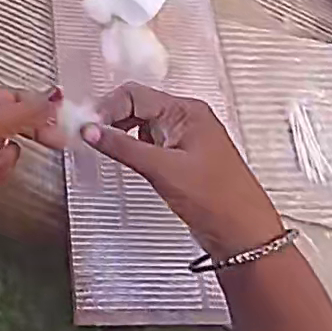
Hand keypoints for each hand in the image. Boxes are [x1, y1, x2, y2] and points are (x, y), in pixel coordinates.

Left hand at [0, 85, 57, 227]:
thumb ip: (25, 112)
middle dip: (30, 135)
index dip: (41, 108)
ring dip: (4, 160)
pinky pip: (2, 166)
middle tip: (56, 144)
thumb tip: (57, 94)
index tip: (64, 122)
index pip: (17, 98)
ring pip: (12, 148)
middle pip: (18, 122)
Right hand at [72, 83, 283, 255]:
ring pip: (140, 123)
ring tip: (104, 146)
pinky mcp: (180, 157)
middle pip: (136, 105)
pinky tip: (125, 158)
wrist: (243, 235)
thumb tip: (92, 130)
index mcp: (186, 112)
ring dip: (120, 132)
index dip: (107, 108)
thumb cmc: (219, 200)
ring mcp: (183, 138)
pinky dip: (131, 147)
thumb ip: (122, 146)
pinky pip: (148, 141)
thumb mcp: (162, 168)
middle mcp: (186, 119)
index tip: (88, 126)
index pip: (134, 95)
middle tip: (91, 135)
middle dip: (111, 118)